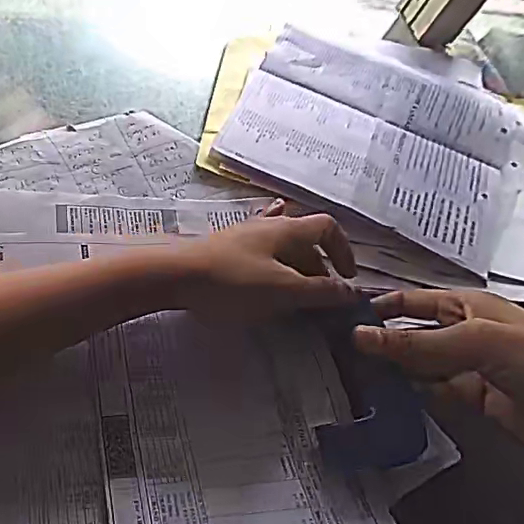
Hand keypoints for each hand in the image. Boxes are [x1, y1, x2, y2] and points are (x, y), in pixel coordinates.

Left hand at [165, 211, 358, 320]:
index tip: (347, 276)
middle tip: (320, 298)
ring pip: (282, 249)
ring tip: (295, 297)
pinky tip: (267, 282)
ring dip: (296, 270)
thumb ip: (319, 292)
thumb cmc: (232, 281)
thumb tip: (350, 292)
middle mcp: (267, 225)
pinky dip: (273, 269)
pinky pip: (260, 257)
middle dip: (319, 267)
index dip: (343, 249)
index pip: (327, 227)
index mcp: (286, 229)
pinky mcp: (226, 250)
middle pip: (305, 240)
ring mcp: (244, 236)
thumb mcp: (282, 290)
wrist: (174, 276)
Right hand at [355, 289, 523, 489]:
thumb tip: (363, 336)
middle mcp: (463, 332)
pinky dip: (410, 392)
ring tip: (353, 372)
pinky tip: (386, 394)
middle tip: (339, 349)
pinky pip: (431, 391)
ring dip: (392, 367)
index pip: (412, 301)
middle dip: (380, 338)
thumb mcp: (478, 342)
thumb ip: (418, 344)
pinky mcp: (471, 399)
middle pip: (410, 332)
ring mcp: (466, 367)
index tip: (343, 317)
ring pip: (417, 363)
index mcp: (467, 305)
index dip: (380, 306)